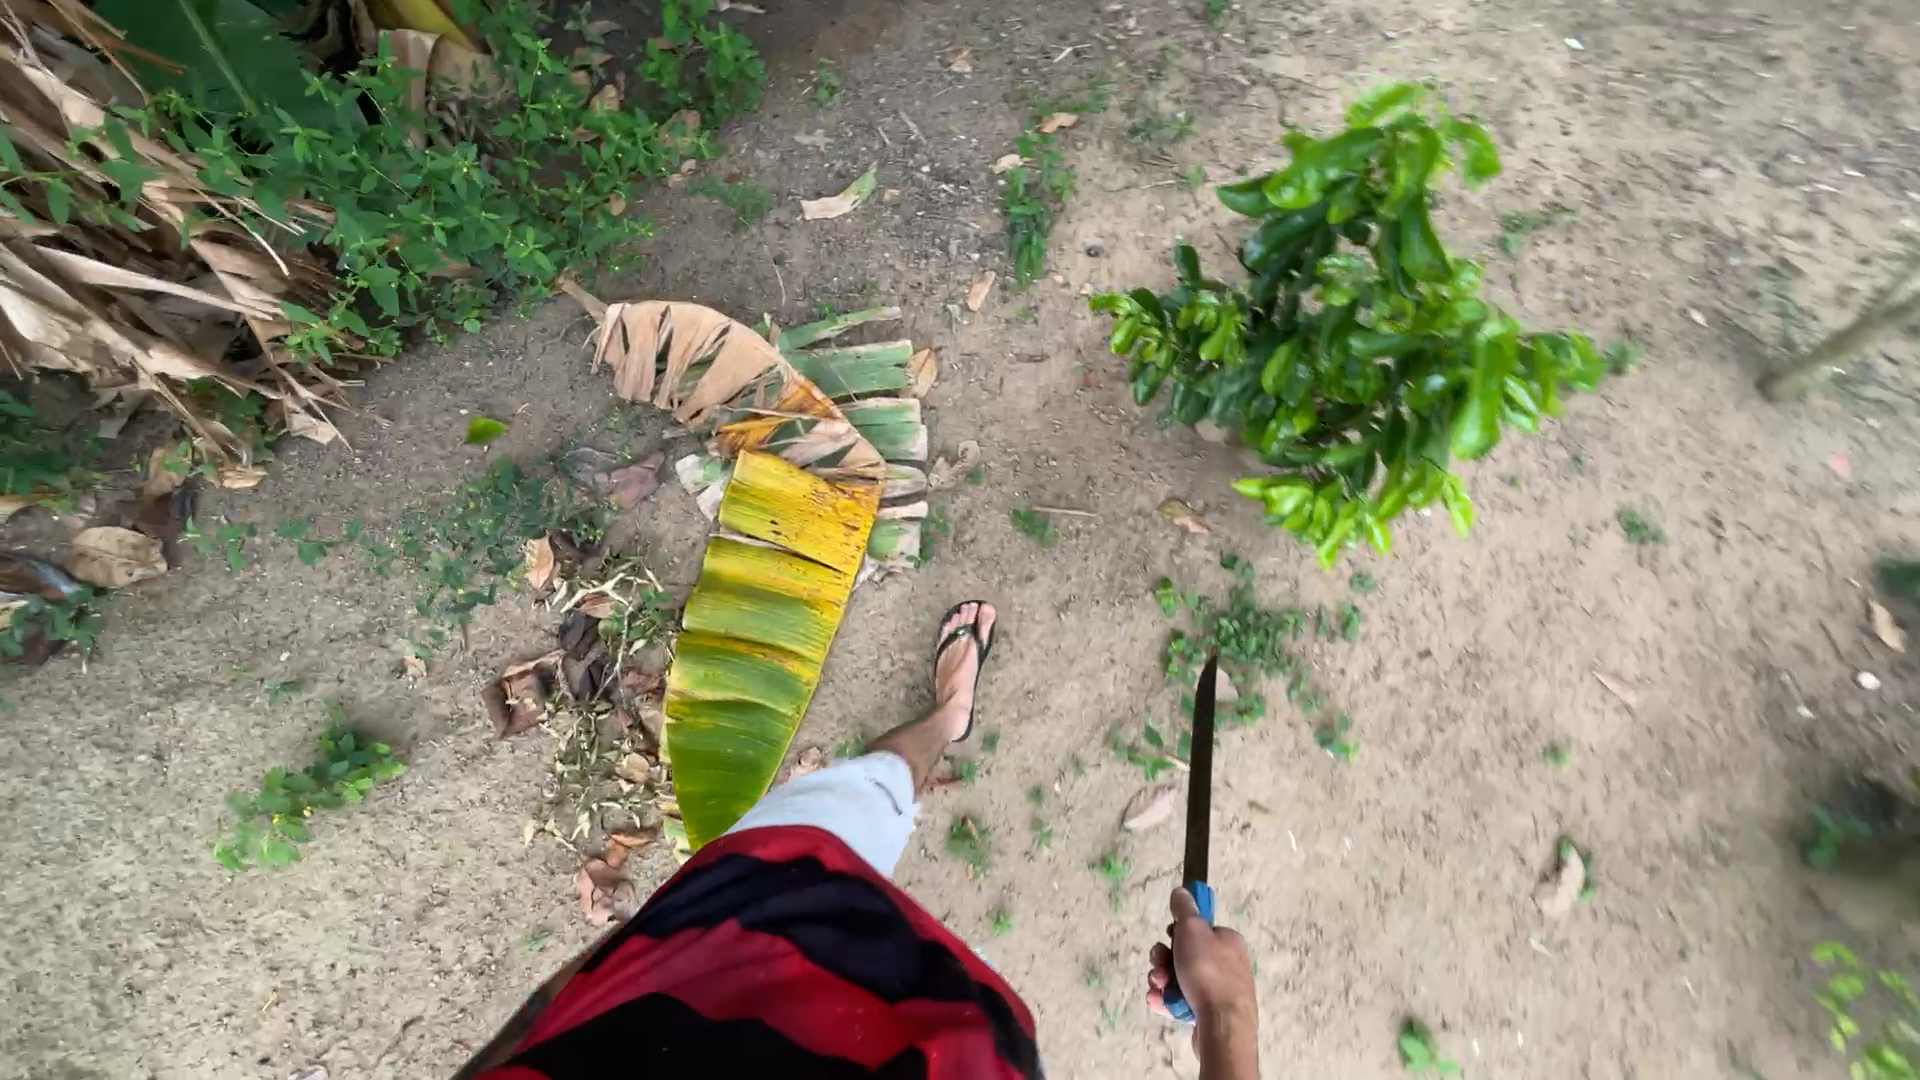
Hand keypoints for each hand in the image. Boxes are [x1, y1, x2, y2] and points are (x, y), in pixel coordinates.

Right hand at [1145, 886, 1256, 1022]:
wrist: (1222, 1026)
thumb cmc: (1208, 971)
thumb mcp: (1192, 929)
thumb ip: (1184, 908)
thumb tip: (1182, 891)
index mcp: (1228, 942)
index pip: (1199, 929)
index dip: (1178, 931)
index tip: (1168, 935)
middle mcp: (1227, 965)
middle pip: (1186, 954)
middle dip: (1164, 957)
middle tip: (1157, 962)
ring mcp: (1219, 992)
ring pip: (1180, 977)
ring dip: (1162, 978)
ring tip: (1157, 985)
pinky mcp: (1210, 1014)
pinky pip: (1183, 1000)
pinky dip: (1167, 999)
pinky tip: (1158, 1000)